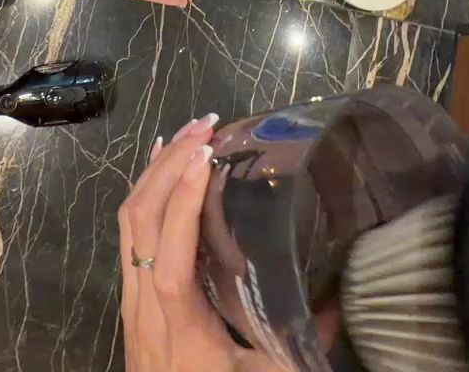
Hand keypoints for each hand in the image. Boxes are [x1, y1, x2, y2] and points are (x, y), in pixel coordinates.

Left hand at [118, 115, 285, 371]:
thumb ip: (300, 343)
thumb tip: (340, 299)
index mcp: (181, 328)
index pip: (169, 259)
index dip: (182, 205)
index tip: (206, 159)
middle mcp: (146, 305)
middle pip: (140, 223)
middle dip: (170, 165)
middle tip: (206, 126)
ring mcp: (131, 297)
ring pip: (128, 220)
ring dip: (155, 170)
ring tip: (187, 132)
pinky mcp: (129, 294)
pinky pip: (128, 230)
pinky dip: (144, 188)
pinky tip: (159, 163)